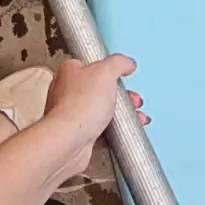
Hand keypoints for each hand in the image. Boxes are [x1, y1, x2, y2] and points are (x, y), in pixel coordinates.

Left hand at [39, 55, 147, 184]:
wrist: (69, 141)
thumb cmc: (80, 106)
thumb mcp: (105, 72)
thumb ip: (118, 63)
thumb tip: (127, 62)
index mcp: (70, 71)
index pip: (91, 64)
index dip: (110, 70)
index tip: (123, 74)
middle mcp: (67, 92)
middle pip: (99, 90)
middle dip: (121, 96)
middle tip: (133, 99)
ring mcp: (72, 115)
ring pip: (100, 112)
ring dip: (121, 115)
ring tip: (137, 117)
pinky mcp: (77, 135)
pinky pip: (99, 131)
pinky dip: (113, 133)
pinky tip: (124, 133)